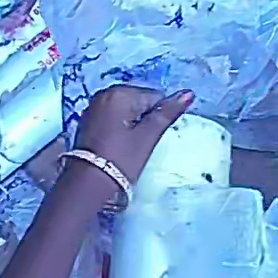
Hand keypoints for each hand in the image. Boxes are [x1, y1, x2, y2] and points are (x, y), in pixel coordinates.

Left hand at [66, 85, 194, 203]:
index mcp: (119, 93)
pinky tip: (119, 144)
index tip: (150, 136)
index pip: (154, 96)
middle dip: (145, 119)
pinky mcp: (88, 120)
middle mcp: (103, 94)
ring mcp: (93, 107)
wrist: (89, 183)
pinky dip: (120, 127)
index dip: (158, 117)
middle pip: (139, 101)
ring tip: (130, 144)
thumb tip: (188, 93)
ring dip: (133, 124)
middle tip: (141, 142)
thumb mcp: (148, 136)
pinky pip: (113, 117)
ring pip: (126, 110)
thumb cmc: (122, 159)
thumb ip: (168, 112)